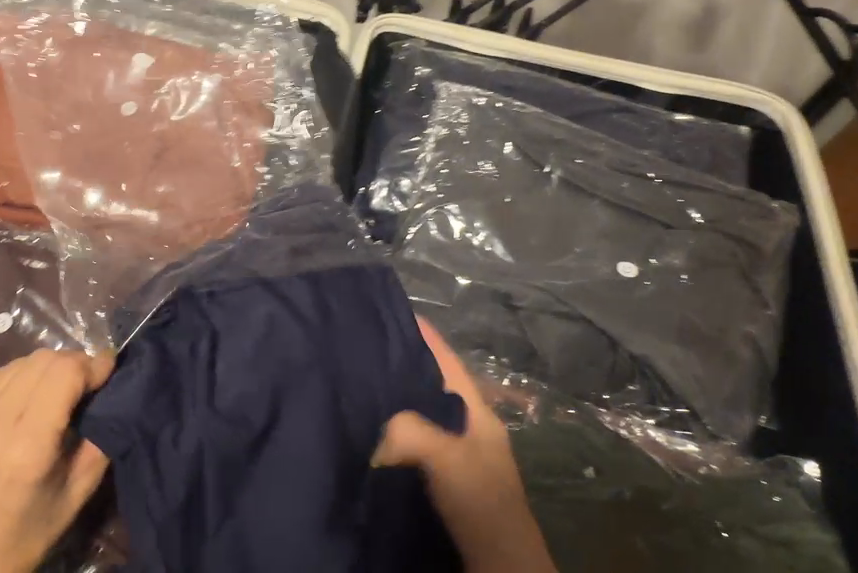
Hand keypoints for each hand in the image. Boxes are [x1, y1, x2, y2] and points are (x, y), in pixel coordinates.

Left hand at [0, 349, 115, 572]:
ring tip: (59, 390)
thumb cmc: (31, 531)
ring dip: (47, 368)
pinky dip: (21, 378)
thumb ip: (100, 436)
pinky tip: (28, 399)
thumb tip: (112, 388)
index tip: (109, 369)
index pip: (63, 374)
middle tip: (88, 382)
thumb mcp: (79, 491)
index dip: (92, 365)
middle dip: (73, 363)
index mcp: (26, 449)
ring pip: (20, 362)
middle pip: (42, 361)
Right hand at [374, 318, 556, 572]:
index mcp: (478, 412)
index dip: (425, 335)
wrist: (499, 567)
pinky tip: (368, 435)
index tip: (393, 310)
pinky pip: (413, 446)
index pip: (448, 361)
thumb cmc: (482, 502)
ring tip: (358, 385)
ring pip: (422, 416)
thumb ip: (411, 430)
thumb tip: (376, 427)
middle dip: (402, 364)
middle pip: (432, 385)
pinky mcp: (444, 482)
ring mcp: (458, 456)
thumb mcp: (448, 458)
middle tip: (361, 346)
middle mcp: (469, 427)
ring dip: (396, 402)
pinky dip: (393, 436)